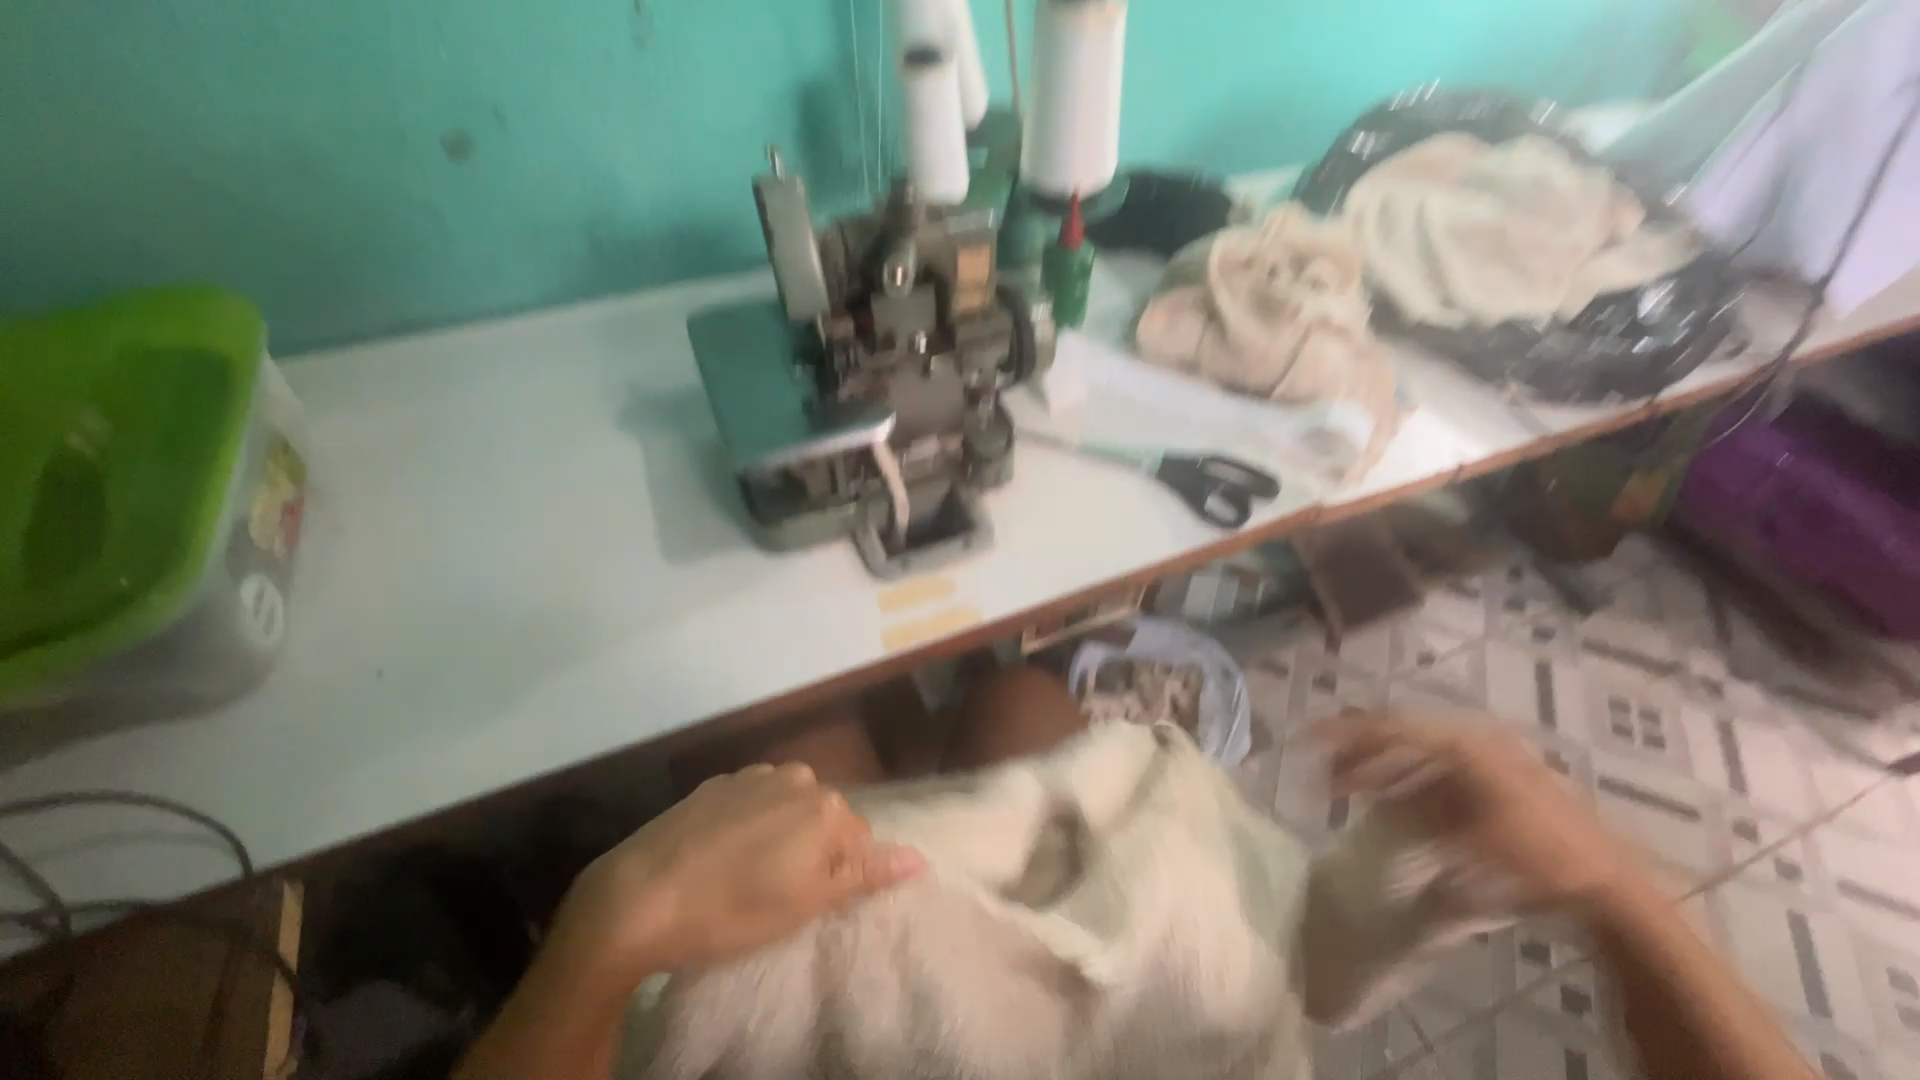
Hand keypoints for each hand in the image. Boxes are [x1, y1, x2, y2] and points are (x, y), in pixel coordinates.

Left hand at [546, 763, 924, 984]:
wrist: (638, 895)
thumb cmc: (733, 910)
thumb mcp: (806, 903)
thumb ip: (865, 873)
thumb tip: (919, 857)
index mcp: (826, 806)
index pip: (860, 842)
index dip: (838, 876)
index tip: (807, 903)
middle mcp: (796, 778)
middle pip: (823, 818)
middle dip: (811, 851)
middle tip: (778, 894)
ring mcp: (752, 776)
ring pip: (786, 808)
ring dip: (779, 835)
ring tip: (746, 875)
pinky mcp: (714, 783)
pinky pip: (750, 802)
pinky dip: (747, 825)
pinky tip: (719, 856)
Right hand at [1317, 707, 1639, 908]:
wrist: (1610, 883)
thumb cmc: (1542, 858)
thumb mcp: (1474, 839)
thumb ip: (1417, 813)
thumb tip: (1371, 800)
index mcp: (1467, 745)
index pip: (1392, 726)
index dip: (1346, 731)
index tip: (1307, 739)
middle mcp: (1472, 740)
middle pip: (1398, 732)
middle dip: (1355, 751)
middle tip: (1322, 775)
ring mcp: (1483, 758)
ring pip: (1411, 750)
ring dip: (1374, 766)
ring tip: (1342, 788)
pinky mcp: (1488, 779)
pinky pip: (1428, 769)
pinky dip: (1398, 779)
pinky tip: (1381, 800)